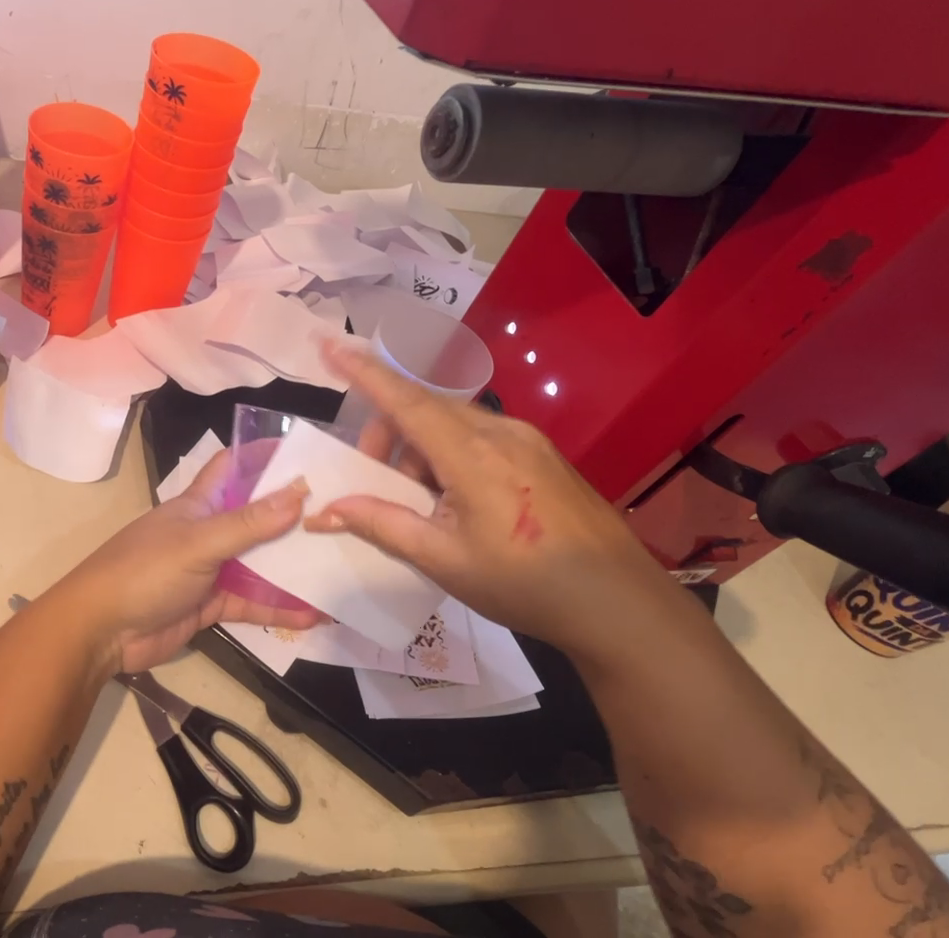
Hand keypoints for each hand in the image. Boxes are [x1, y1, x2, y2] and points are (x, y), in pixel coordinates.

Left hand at [44, 451, 323, 672]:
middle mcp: (207, 532)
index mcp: (198, 504)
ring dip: (293, 567)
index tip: (309, 454)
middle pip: (256, 518)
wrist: (100, 631)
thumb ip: (247, 524)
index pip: (232, 466)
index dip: (264, 455)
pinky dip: (279, 609)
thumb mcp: (197, 544)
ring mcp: (209, 570)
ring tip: (343, 567)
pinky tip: (316, 615)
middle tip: (344, 517)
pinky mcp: (210, 605)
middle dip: (293, 517)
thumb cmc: (144, 572)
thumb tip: (298, 493)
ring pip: (258, 564)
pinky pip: (252, 603)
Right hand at [304, 339, 685, 659]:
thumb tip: (328, 509)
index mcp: (471, 453)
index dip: (363, 372)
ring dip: (418, 447)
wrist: (619, 604)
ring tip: (417, 501)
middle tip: (372, 480)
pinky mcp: (542, 455)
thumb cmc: (525, 585)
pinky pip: (479, 437)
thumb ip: (383, 524)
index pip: (404, 400)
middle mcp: (499, 431)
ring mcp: (527, 440)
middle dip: (386, 432)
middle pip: (424, 408)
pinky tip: (454, 501)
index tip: (329, 344)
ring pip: (452, 422)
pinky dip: (449, 454)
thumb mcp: (444, 560)